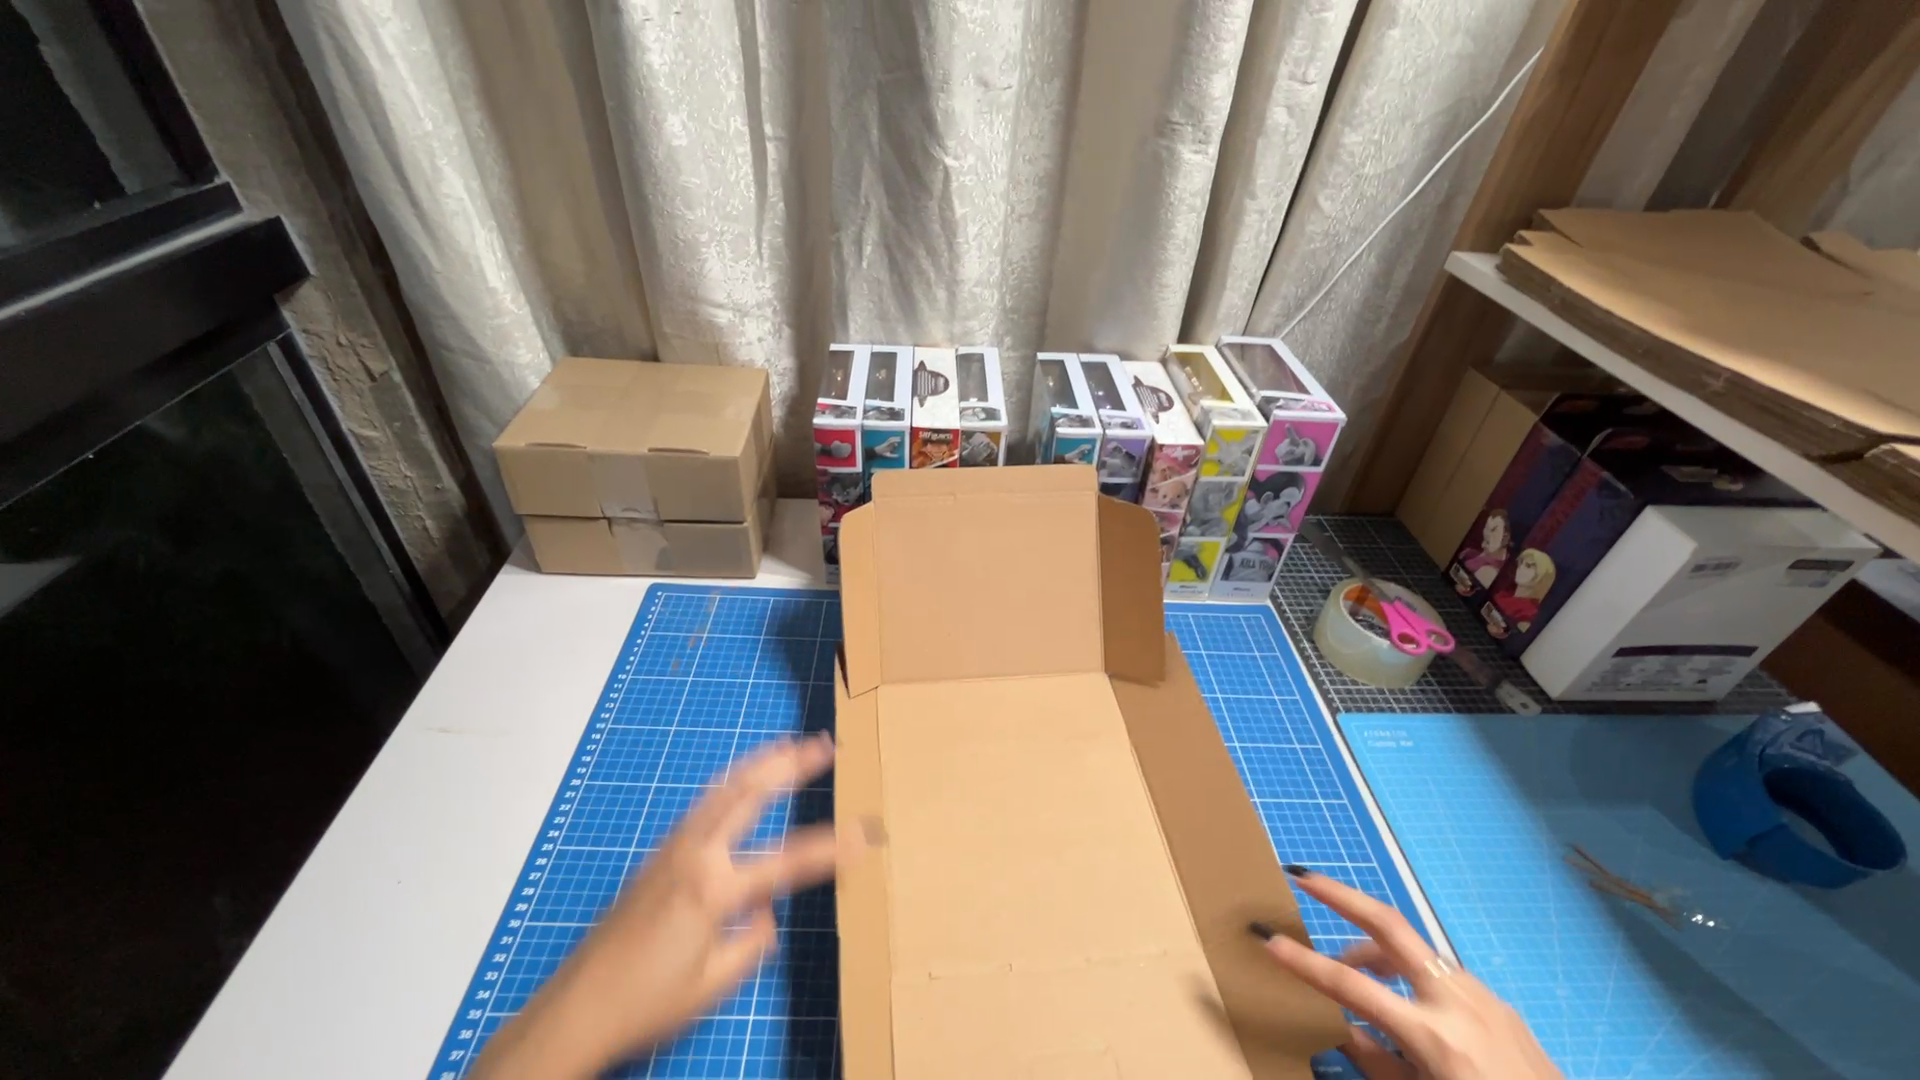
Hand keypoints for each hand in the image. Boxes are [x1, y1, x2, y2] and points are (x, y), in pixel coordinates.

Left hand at [474, 733, 847, 1079]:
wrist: (575, 1008)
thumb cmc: (647, 1004)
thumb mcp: (713, 985)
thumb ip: (754, 940)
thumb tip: (767, 910)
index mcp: (715, 890)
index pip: (788, 862)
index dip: (831, 848)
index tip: (864, 833)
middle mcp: (695, 855)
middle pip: (749, 794)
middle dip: (789, 765)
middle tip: (822, 744)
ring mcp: (672, 848)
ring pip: (722, 789)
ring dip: (760, 762)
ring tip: (789, 745)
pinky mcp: (658, 854)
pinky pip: (704, 803)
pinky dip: (733, 781)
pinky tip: (743, 779)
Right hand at [1260, 867, 1561, 1079]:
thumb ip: (1376, 1063)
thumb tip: (1342, 1026)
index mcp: (1432, 1037)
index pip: (1351, 988)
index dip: (1306, 963)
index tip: (1270, 941)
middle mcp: (1455, 1002)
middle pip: (1389, 926)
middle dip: (1342, 895)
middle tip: (1304, 876)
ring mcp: (1481, 996)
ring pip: (1412, 949)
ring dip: (1373, 948)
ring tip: (1353, 971)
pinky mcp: (1497, 1002)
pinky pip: (1438, 973)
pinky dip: (1407, 973)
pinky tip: (1405, 1002)